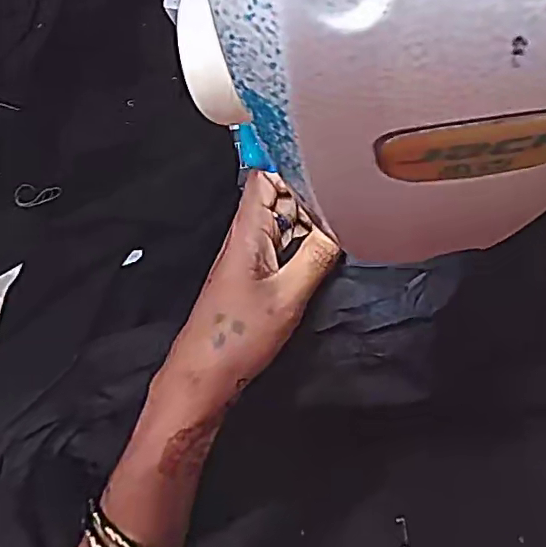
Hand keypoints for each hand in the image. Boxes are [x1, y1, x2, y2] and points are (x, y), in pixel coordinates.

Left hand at [152, 171, 341, 418]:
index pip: (265, 178)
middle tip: (338, 217)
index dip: (293, 171)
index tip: (326, 177)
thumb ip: (317, 256)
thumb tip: (342, 227)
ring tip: (332, 238)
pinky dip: (300, 248)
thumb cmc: (236, 337)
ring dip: (307, 227)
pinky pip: (281, 248)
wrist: (203, 376)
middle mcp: (245, 237)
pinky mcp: (253, 275)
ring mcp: (248, 256)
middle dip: (309, 202)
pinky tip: (317, 260)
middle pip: (279, 199)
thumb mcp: (288, 296)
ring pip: (283, 224)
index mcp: (247, 231)